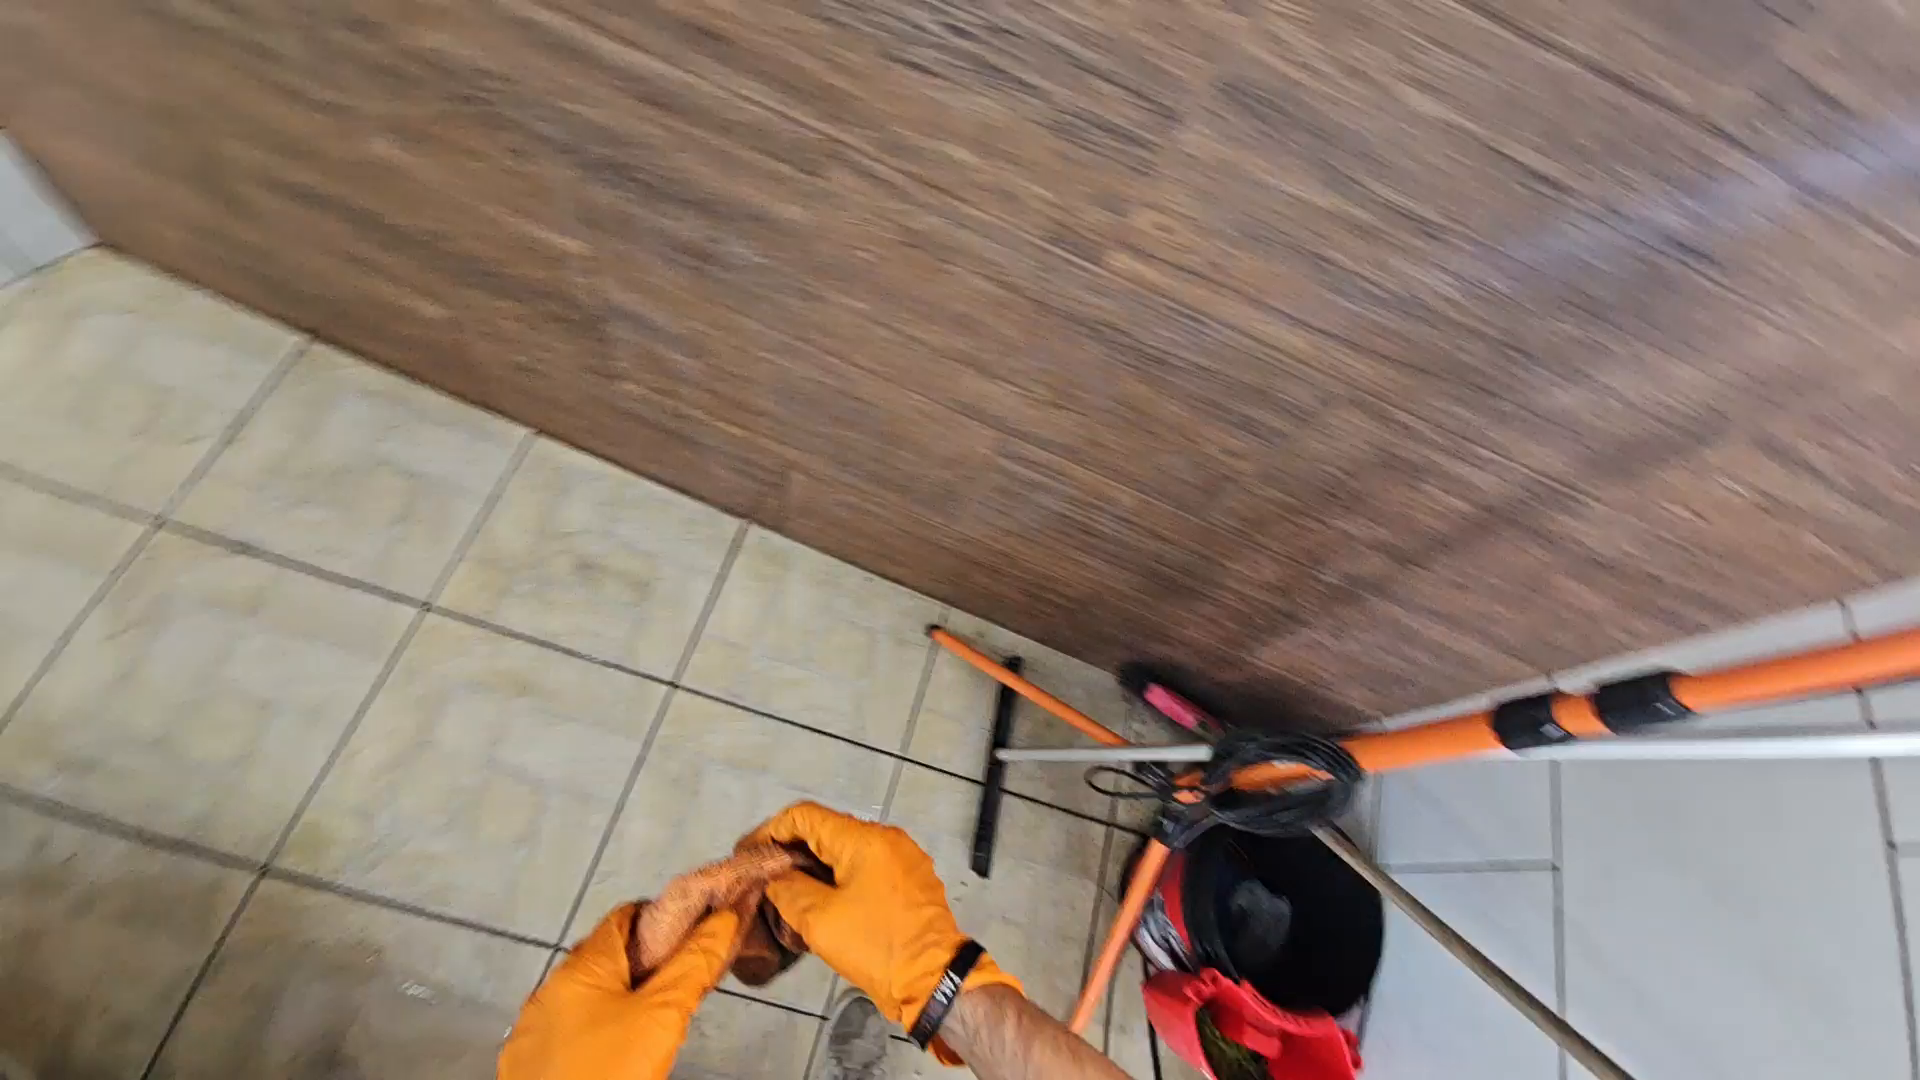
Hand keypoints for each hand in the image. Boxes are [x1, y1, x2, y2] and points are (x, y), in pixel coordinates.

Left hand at [498, 902, 740, 1079]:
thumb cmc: (611, 1076)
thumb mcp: (664, 1017)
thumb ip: (695, 961)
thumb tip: (727, 913)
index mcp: (578, 967)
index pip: (627, 915)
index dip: (665, 921)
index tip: (696, 944)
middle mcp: (547, 991)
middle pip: (609, 956)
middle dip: (649, 965)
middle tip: (683, 988)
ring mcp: (531, 1035)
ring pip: (591, 997)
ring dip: (624, 1000)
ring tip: (657, 1026)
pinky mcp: (526, 1072)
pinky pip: (572, 1031)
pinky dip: (600, 1031)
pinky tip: (620, 1058)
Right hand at [753, 802, 1022, 1033]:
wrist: (934, 978)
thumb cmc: (875, 944)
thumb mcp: (820, 920)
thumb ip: (789, 890)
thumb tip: (775, 876)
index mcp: (864, 838)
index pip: (806, 816)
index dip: (771, 831)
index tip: (748, 854)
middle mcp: (885, 837)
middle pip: (828, 831)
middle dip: (792, 851)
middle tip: (763, 877)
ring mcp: (902, 856)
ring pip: (847, 850)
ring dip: (816, 867)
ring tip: (788, 892)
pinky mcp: (910, 878)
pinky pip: (867, 867)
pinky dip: (841, 878)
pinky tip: (823, 902)